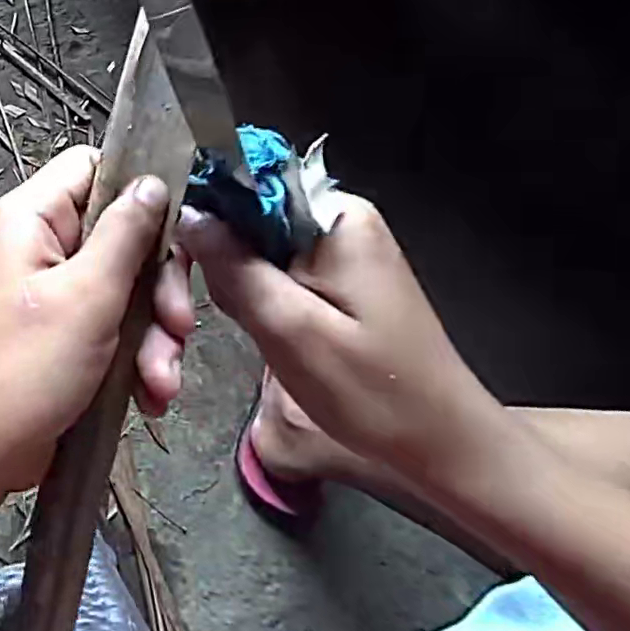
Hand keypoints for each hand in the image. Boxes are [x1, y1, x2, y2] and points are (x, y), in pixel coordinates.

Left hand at [0, 146, 195, 496]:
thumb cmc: (21, 369)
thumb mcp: (86, 297)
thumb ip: (125, 234)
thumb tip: (153, 181)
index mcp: (34, 216)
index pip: (95, 166)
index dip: (139, 189)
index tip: (175, 232)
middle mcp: (43, 244)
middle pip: (123, 233)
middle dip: (157, 285)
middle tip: (178, 325)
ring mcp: (55, 291)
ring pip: (126, 286)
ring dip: (154, 333)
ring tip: (160, 380)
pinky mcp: (65, 333)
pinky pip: (115, 326)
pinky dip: (137, 357)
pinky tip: (149, 395)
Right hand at [177, 196, 514, 493]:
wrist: (442, 445)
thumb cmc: (372, 391)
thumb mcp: (290, 328)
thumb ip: (233, 266)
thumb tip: (187, 214)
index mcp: (333, 214)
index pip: (245, 185)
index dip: (207, 217)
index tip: (187, 263)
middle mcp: (335, 216)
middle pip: (246, 214)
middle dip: (224, 260)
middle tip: (233, 314)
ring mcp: (336, 244)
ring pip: (254, 242)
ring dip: (239, 282)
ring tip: (255, 327)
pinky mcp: (333, 271)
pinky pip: (272, 264)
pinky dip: (258, 294)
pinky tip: (265, 326)